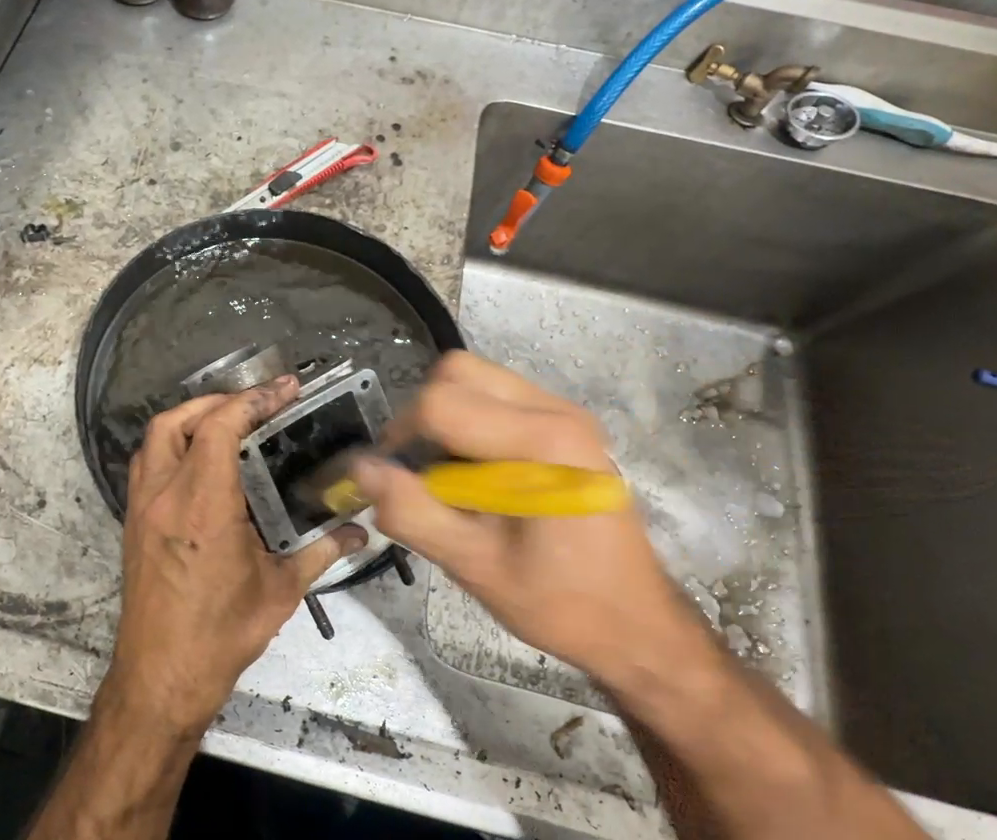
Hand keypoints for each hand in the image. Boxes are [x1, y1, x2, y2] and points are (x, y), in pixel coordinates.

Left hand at [106, 376, 366, 734]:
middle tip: (257, 406)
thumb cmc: (221, 634)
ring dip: (189, 421)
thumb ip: (320, 551)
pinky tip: (204, 464)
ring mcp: (141, 508)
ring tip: (229, 426)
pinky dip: (173, 448)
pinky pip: (146, 466)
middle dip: (217, 403)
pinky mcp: (132, 524)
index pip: (220, 427)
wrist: (160, 677)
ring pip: (154, 440)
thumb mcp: (279, 591)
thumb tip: (359, 531)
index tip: (286, 390)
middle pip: (176, 421)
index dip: (253, 400)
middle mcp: (164, 496)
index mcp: (203, 505)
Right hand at [352, 352, 704, 686]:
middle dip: (422, 416)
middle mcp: (556, 411)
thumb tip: (359, 469)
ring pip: (475, 379)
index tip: (393, 480)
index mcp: (542, 442)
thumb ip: (414, 513)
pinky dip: (468, 423)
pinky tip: (476, 476)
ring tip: (447, 477)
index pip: (441, 404)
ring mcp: (564, 413)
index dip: (401, 437)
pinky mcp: (564, 425)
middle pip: (457, 372)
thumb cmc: (562, 602)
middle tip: (417, 470)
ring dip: (445, 418)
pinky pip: (496, 398)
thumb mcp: (476, 567)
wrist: (637, 624)